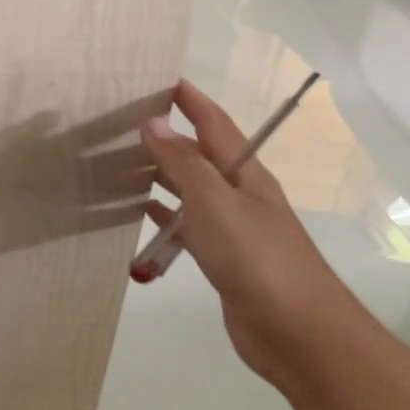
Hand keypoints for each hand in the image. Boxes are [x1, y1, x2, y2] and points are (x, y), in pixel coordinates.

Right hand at [137, 79, 361, 387]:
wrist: (299, 333)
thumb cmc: (258, 258)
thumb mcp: (215, 202)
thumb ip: (182, 162)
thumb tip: (152, 121)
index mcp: (245, 176)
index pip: (215, 124)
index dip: (190, 99)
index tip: (157, 76)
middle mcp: (239, 194)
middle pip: (198, 153)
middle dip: (164, 133)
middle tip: (115, 118)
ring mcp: (231, 226)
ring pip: (186, 187)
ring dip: (155, 173)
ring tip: (111, 160)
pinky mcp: (220, 256)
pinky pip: (181, 222)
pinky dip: (157, 213)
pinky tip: (132, 212)